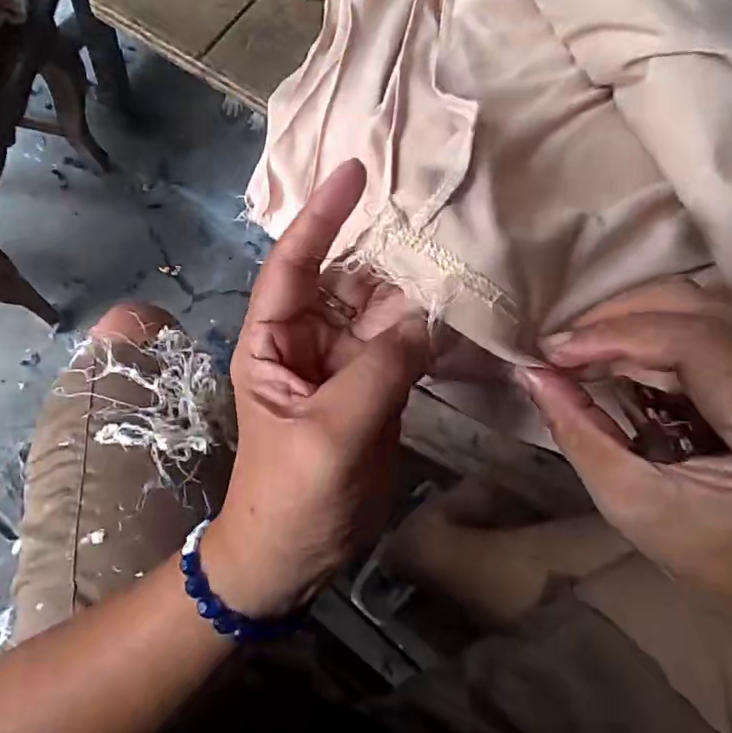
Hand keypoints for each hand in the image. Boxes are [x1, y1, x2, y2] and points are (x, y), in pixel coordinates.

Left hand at [206, 160, 431, 616]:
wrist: (292, 559)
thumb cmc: (289, 497)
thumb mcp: (329, 435)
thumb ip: (378, 373)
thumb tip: (424, 317)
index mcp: (273, 341)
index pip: (293, 265)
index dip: (320, 217)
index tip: (353, 172)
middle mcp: (307, 339)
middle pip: (346, 278)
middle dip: (382, 245)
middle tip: (432, 205)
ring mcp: (344, 363)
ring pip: (380, 309)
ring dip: (413, 283)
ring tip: (456, 245)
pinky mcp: (374, 387)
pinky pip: (402, 345)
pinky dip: (427, 326)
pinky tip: (459, 303)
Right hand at [519, 280, 731, 627]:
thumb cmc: (710, 560)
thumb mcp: (631, 504)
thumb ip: (579, 431)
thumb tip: (529, 371)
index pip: (699, 344)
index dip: (616, 335)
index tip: (551, 351)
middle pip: (706, 308)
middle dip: (620, 317)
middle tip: (562, 347)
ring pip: (710, 305)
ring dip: (635, 318)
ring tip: (585, 350)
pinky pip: (717, 322)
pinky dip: (657, 329)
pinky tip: (622, 356)